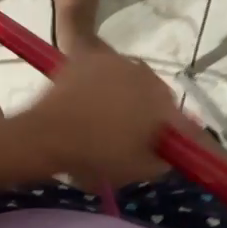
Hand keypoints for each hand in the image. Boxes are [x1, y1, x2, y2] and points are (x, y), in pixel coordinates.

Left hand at [16, 52, 175, 184]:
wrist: (46, 134)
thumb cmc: (95, 155)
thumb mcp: (136, 170)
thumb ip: (162, 162)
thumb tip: (167, 154)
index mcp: (161, 102)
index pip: (180, 120)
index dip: (172, 134)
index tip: (161, 146)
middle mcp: (143, 74)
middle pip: (156, 94)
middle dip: (149, 111)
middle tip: (131, 132)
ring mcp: (114, 61)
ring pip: (131, 79)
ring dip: (126, 93)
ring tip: (106, 115)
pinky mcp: (88, 56)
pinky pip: (105, 70)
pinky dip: (102, 82)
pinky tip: (88, 99)